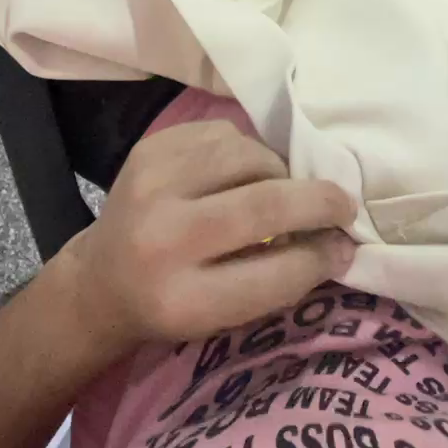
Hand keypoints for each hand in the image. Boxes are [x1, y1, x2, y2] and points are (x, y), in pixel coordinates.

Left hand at [53, 121, 357, 348]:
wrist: (101, 277)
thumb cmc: (172, 303)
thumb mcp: (221, 315)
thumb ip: (277, 280)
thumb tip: (340, 240)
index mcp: (181, 300)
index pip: (274, 275)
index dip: (321, 258)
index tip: (346, 246)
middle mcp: (161, 238)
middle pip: (264, 205)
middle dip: (318, 201)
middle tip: (343, 204)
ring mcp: (150, 185)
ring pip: (247, 155)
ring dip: (280, 170)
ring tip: (282, 188)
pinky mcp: (148, 149)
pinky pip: (222, 132)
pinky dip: (246, 149)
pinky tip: (243, 171)